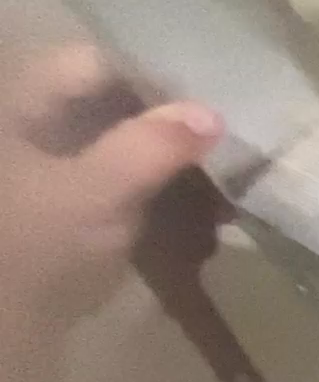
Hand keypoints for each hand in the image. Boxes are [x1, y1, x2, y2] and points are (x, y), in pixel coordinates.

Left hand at [1, 44, 224, 324]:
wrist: (7, 317)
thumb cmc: (34, 244)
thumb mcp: (97, 191)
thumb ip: (152, 147)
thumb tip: (211, 112)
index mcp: (19, 107)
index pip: (93, 65)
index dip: (154, 80)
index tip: (216, 110)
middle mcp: (32, 127)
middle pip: (115, 105)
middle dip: (177, 129)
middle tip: (233, 157)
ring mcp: (53, 168)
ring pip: (130, 145)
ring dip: (182, 167)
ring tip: (227, 196)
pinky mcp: (76, 205)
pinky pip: (132, 182)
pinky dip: (170, 194)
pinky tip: (205, 218)